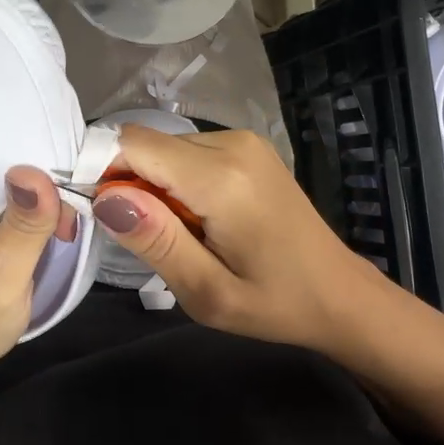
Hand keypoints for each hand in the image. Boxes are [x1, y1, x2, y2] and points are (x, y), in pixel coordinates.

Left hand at [0, 165, 73, 380]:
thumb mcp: (0, 277)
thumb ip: (22, 228)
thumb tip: (35, 171)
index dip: (39, 148)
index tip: (82, 160)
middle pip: (9, 161)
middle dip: (49, 166)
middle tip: (88, 186)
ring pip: (19, 182)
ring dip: (51, 188)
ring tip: (81, 197)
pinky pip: (21, 201)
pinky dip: (44, 205)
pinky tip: (63, 209)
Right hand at [94, 125, 372, 349]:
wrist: (340, 295)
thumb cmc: (275, 303)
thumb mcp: (207, 291)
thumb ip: (156, 241)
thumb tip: (103, 198)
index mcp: (221, 178)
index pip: (132, 145)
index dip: (105, 174)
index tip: (108, 221)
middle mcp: (231, 144)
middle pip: (146, 145)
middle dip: (131, 186)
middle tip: (149, 241)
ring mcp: (243, 141)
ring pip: (164, 148)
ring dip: (154, 187)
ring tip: (179, 235)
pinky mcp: (247, 148)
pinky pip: (187, 153)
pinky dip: (176, 183)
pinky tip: (198, 221)